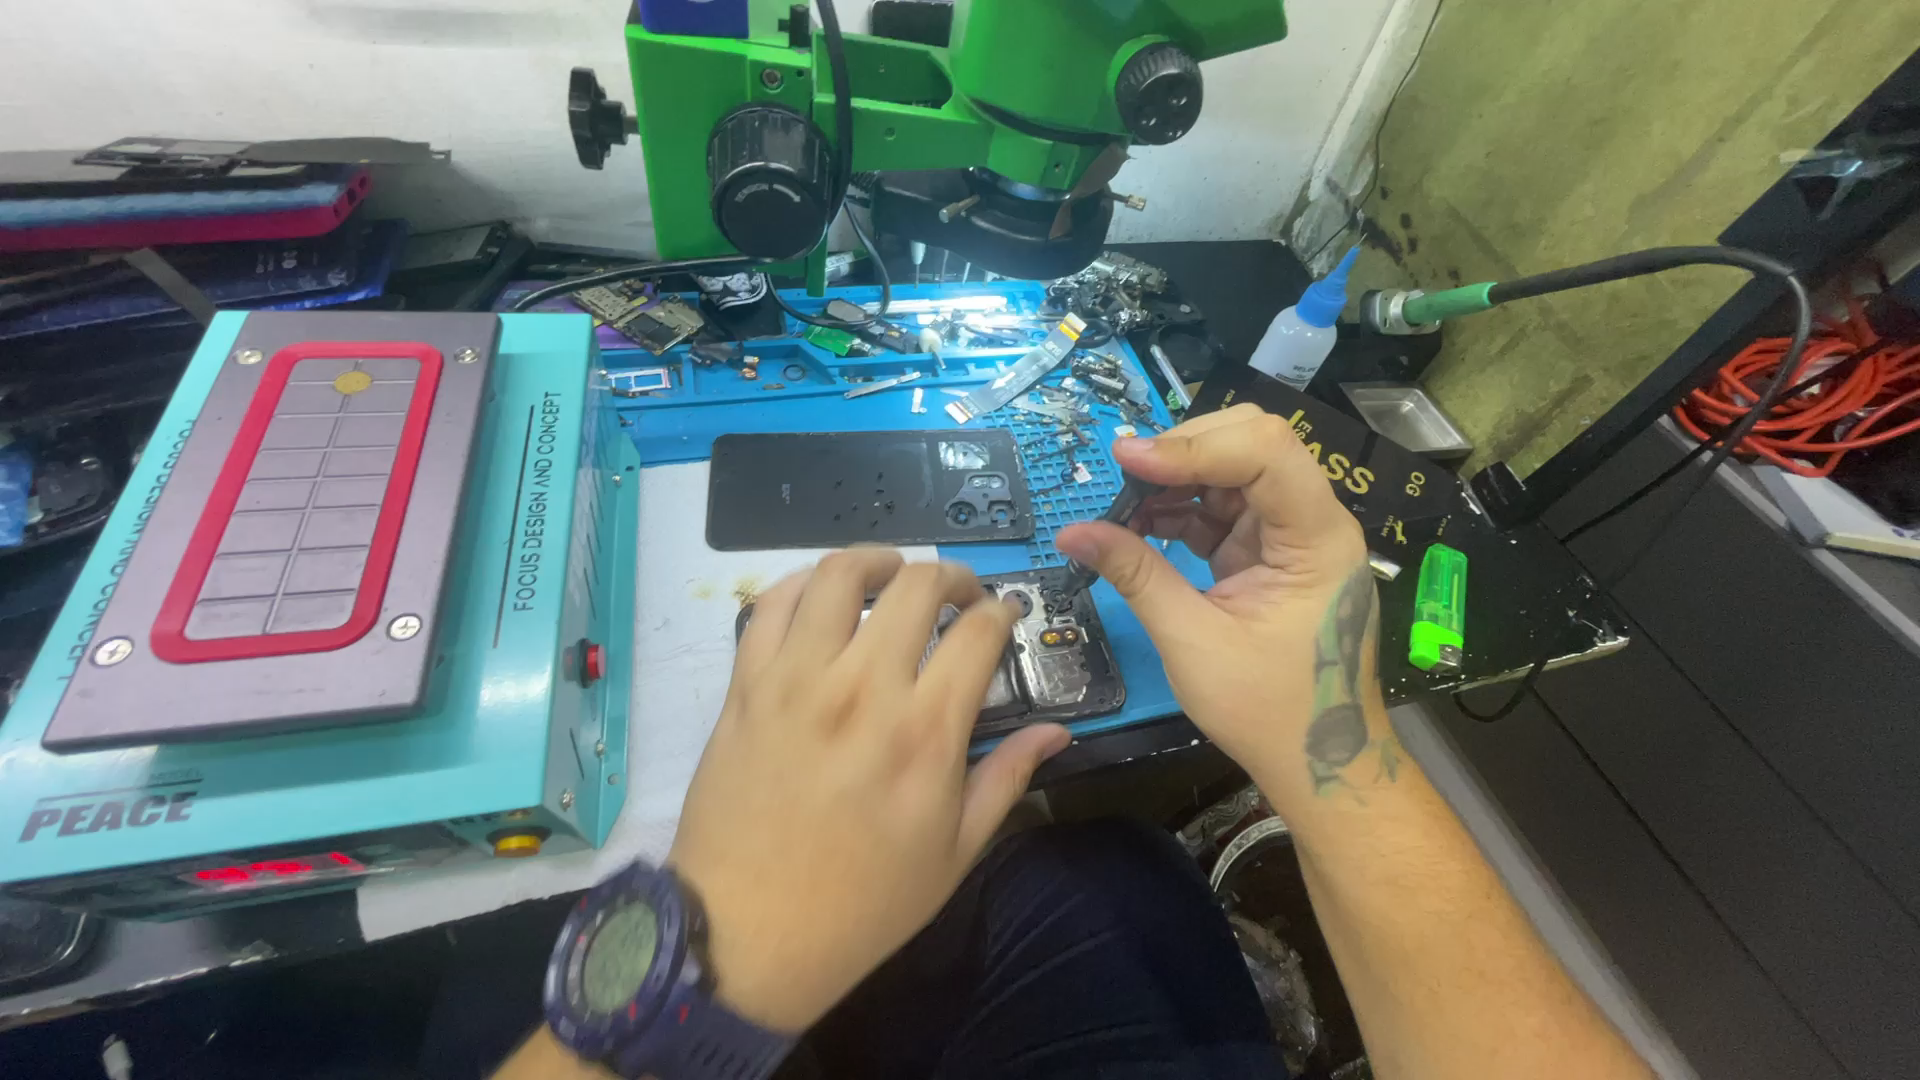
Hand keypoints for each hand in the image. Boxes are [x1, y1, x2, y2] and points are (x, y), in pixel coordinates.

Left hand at [666, 550, 1070, 1033]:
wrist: (746, 936)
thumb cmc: (862, 903)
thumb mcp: (955, 852)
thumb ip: (1009, 778)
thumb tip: (1058, 731)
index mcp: (925, 731)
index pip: (978, 632)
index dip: (1001, 612)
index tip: (1003, 616)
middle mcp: (862, 687)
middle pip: (917, 585)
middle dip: (952, 577)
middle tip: (958, 596)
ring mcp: (796, 679)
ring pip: (838, 575)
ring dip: (876, 560)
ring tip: (891, 574)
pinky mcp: (746, 684)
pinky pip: (770, 604)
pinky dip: (802, 583)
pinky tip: (822, 597)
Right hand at [1055, 405, 1390, 812]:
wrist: (1318, 762)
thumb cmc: (1269, 711)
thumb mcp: (1192, 641)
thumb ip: (1135, 576)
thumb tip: (1072, 532)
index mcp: (1316, 538)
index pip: (1265, 452)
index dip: (1192, 445)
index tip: (1126, 459)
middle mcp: (1311, 521)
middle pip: (1252, 445)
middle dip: (1183, 451)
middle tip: (1123, 473)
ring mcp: (1290, 535)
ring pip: (1231, 472)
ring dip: (1173, 482)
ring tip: (1120, 507)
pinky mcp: (1267, 553)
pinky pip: (1220, 511)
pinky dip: (1177, 513)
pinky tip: (1138, 529)